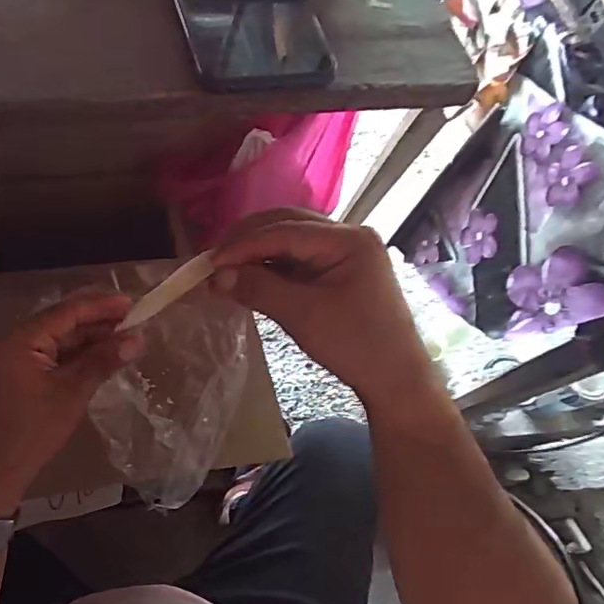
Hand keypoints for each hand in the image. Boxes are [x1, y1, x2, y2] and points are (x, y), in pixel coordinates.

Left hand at [0, 290, 142, 514]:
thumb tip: (138, 338)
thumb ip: (103, 361)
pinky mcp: (27, 372)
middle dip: (99, 318)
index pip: (67, 312)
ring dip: (94, 335)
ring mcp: (21, 356)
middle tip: (135, 316)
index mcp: (22, 340)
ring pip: (63, 336)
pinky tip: (107, 351)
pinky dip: (82, 352)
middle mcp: (19, 340)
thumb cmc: (35, 430)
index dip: (101, 306)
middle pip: (64, 319)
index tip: (133, 303)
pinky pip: (58, 352)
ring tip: (128, 333)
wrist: (3, 466)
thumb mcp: (72, 392)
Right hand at [212, 208, 440, 416]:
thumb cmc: (354, 345)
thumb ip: (259, 289)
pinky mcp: (338, 272)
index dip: (241, 245)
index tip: (209, 264)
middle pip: (286, 225)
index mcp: (348, 239)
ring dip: (256, 253)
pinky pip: (297, 260)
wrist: (395, 378)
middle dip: (246, 241)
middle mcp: (348, 236)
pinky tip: (249, 278)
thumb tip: (216, 276)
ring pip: (290, 240)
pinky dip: (270, 267)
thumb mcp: (303, 315)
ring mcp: (345, 253)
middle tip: (212, 262)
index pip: (283, 231)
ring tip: (225, 271)